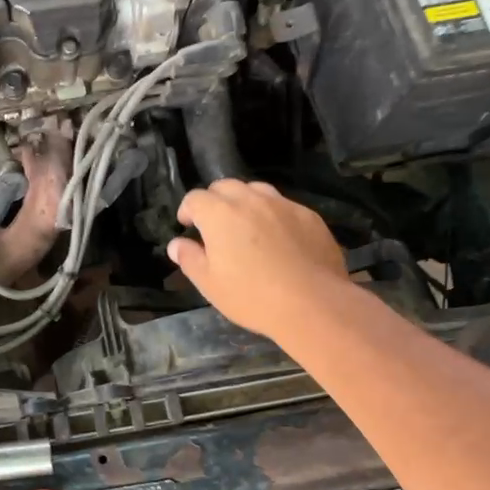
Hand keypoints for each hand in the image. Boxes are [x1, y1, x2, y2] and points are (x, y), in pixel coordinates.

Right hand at [167, 179, 349, 338]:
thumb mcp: (210, 284)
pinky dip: (274, 215)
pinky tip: (279, 238)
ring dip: (245, 201)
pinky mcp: (309, 215)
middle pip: (225, 186)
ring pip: (256, 190)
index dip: (187, 210)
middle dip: (214, 200)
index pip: (195, 198)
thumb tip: (177, 244)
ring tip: (247, 225)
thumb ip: (190, 259)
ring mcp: (283, 205)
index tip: (187, 226)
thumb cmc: (252, 296)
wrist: (313, 304)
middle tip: (215, 224)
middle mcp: (250, 200)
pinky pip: (284, 206)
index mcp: (220, 214)